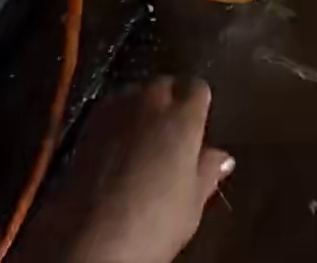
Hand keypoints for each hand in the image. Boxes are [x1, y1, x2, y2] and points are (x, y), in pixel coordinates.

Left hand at [23, 77, 232, 262]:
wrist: (93, 233)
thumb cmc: (153, 222)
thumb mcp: (191, 205)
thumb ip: (208, 172)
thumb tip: (223, 157)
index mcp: (183, 117)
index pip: (198, 88)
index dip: (199, 104)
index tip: (198, 124)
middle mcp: (153, 100)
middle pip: (167, 84)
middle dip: (171, 101)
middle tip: (173, 133)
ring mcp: (120, 105)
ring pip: (139, 91)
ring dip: (144, 106)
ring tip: (145, 137)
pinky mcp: (93, 117)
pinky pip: (114, 104)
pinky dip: (121, 115)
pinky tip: (119, 142)